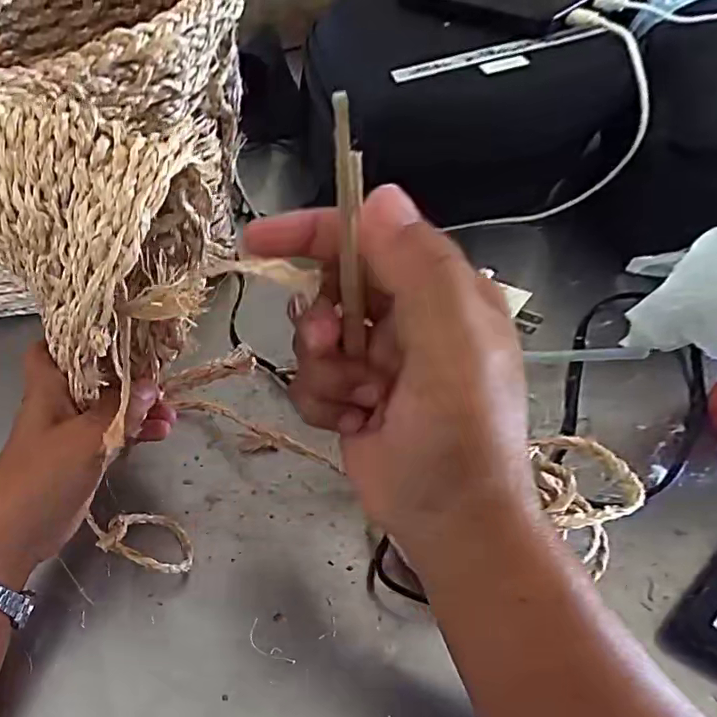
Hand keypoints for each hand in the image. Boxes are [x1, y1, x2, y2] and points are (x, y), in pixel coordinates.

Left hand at [0, 341, 173, 588]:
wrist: (15, 532)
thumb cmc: (43, 476)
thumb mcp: (86, 438)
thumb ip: (119, 409)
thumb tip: (150, 381)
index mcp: (47, 386)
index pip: (55, 342)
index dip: (82, 331)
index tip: (120, 327)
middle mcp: (58, 402)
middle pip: (94, 374)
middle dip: (128, 374)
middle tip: (162, 379)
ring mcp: (69, 431)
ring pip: (107, 406)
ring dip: (137, 407)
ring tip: (170, 413)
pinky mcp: (80, 458)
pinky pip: (110, 434)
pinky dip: (132, 431)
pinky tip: (159, 432)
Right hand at [243, 185, 536, 562]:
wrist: (446, 518)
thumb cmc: (458, 435)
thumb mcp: (450, 345)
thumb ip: (418, 269)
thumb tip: (379, 199)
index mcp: (439, 294)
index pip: (368, 241)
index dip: (313, 233)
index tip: (258, 240)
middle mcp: (404, 322)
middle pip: (328, 294)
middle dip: (320, 325)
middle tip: (330, 348)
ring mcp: (374, 364)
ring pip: (312, 345)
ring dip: (324, 375)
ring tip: (359, 403)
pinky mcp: (351, 401)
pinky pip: (308, 384)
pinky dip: (322, 404)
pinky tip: (353, 424)